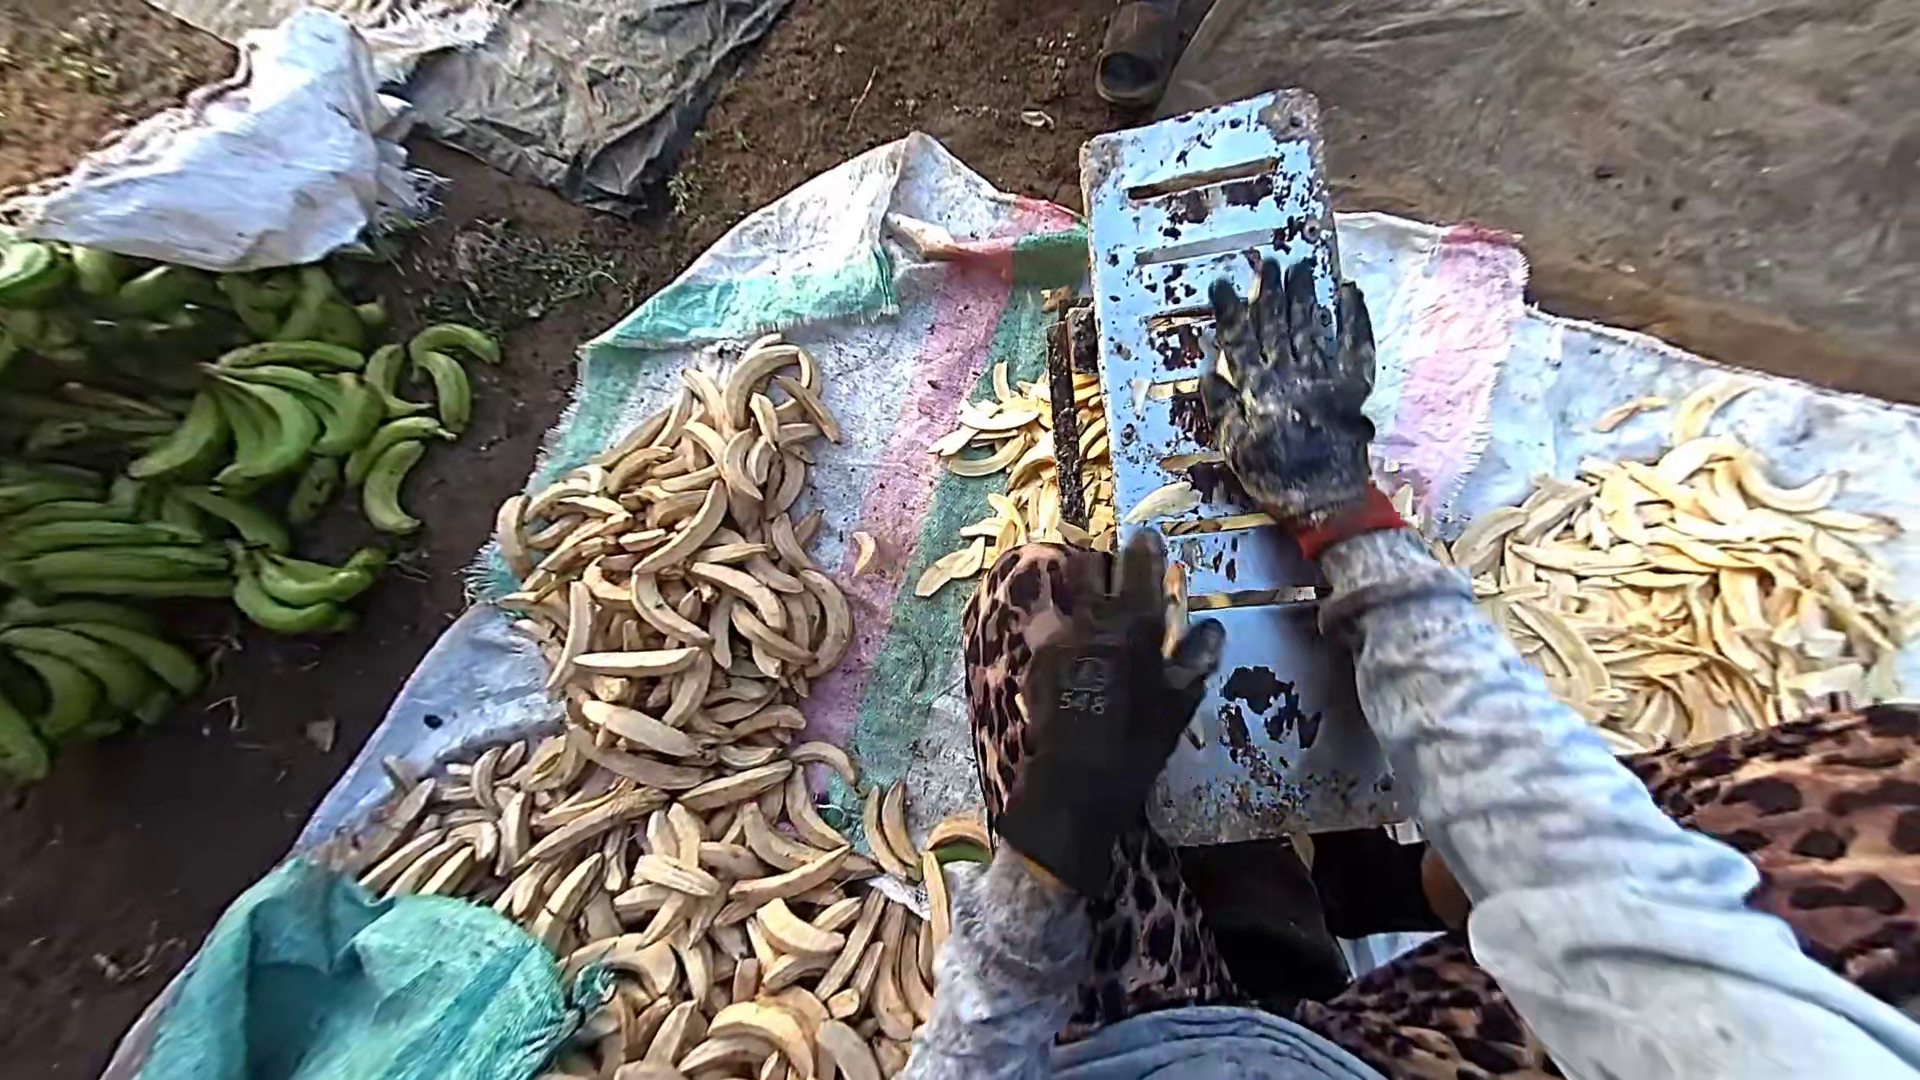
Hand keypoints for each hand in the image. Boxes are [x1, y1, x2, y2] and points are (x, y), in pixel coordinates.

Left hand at [995, 531, 1224, 896]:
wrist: (1075, 779)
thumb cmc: (1136, 743)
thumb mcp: (1177, 704)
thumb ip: (1195, 659)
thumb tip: (1213, 629)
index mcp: (1131, 627)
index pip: (1137, 567)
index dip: (1144, 547)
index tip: (1146, 536)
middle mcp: (1090, 621)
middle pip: (1088, 566)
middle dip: (1101, 563)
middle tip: (1115, 578)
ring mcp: (1058, 637)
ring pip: (1067, 594)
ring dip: (1082, 593)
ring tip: (1096, 614)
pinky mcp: (1036, 656)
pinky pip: (1053, 628)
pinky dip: (1067, 630)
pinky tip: (1077, 654)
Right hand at [1202, 257, 1376, 528]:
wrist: (1324, 497)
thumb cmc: (1270, 476)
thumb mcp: (1232, 446)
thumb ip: (1220, 407)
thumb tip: (1210, 372)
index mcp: (1258, 391)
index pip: (1239, 341)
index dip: (1229, 312)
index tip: (1222, 285)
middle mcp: (1291, 375)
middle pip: (1277, 325)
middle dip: (1270, 292)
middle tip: (1268, 262)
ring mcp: (1326, 376)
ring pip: (1311, 326)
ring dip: (1305, 295)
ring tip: (1301, 267)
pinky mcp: (1355, 383)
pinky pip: (1355, 341)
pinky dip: (1353, 315)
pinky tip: (1347, 291)